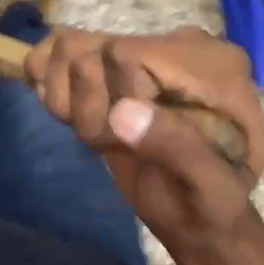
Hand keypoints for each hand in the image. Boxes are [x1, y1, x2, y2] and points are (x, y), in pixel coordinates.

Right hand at [27, 26, 263, 251]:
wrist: (198, 219)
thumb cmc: (212, 204)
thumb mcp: (210, 186)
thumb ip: (175, 146)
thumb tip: (120, 113)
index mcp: (211, 62)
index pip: (125, 54)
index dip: (109, 101)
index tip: (128, 142)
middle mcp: (174, 45)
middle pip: (88, 46)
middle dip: (84, 103)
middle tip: (112, 142)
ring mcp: (140, 54)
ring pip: (66, 49)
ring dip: (67, 101)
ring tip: (102, 135)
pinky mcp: (113, 68)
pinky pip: (60, 53)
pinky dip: (51, 85)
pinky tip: (70, 115)